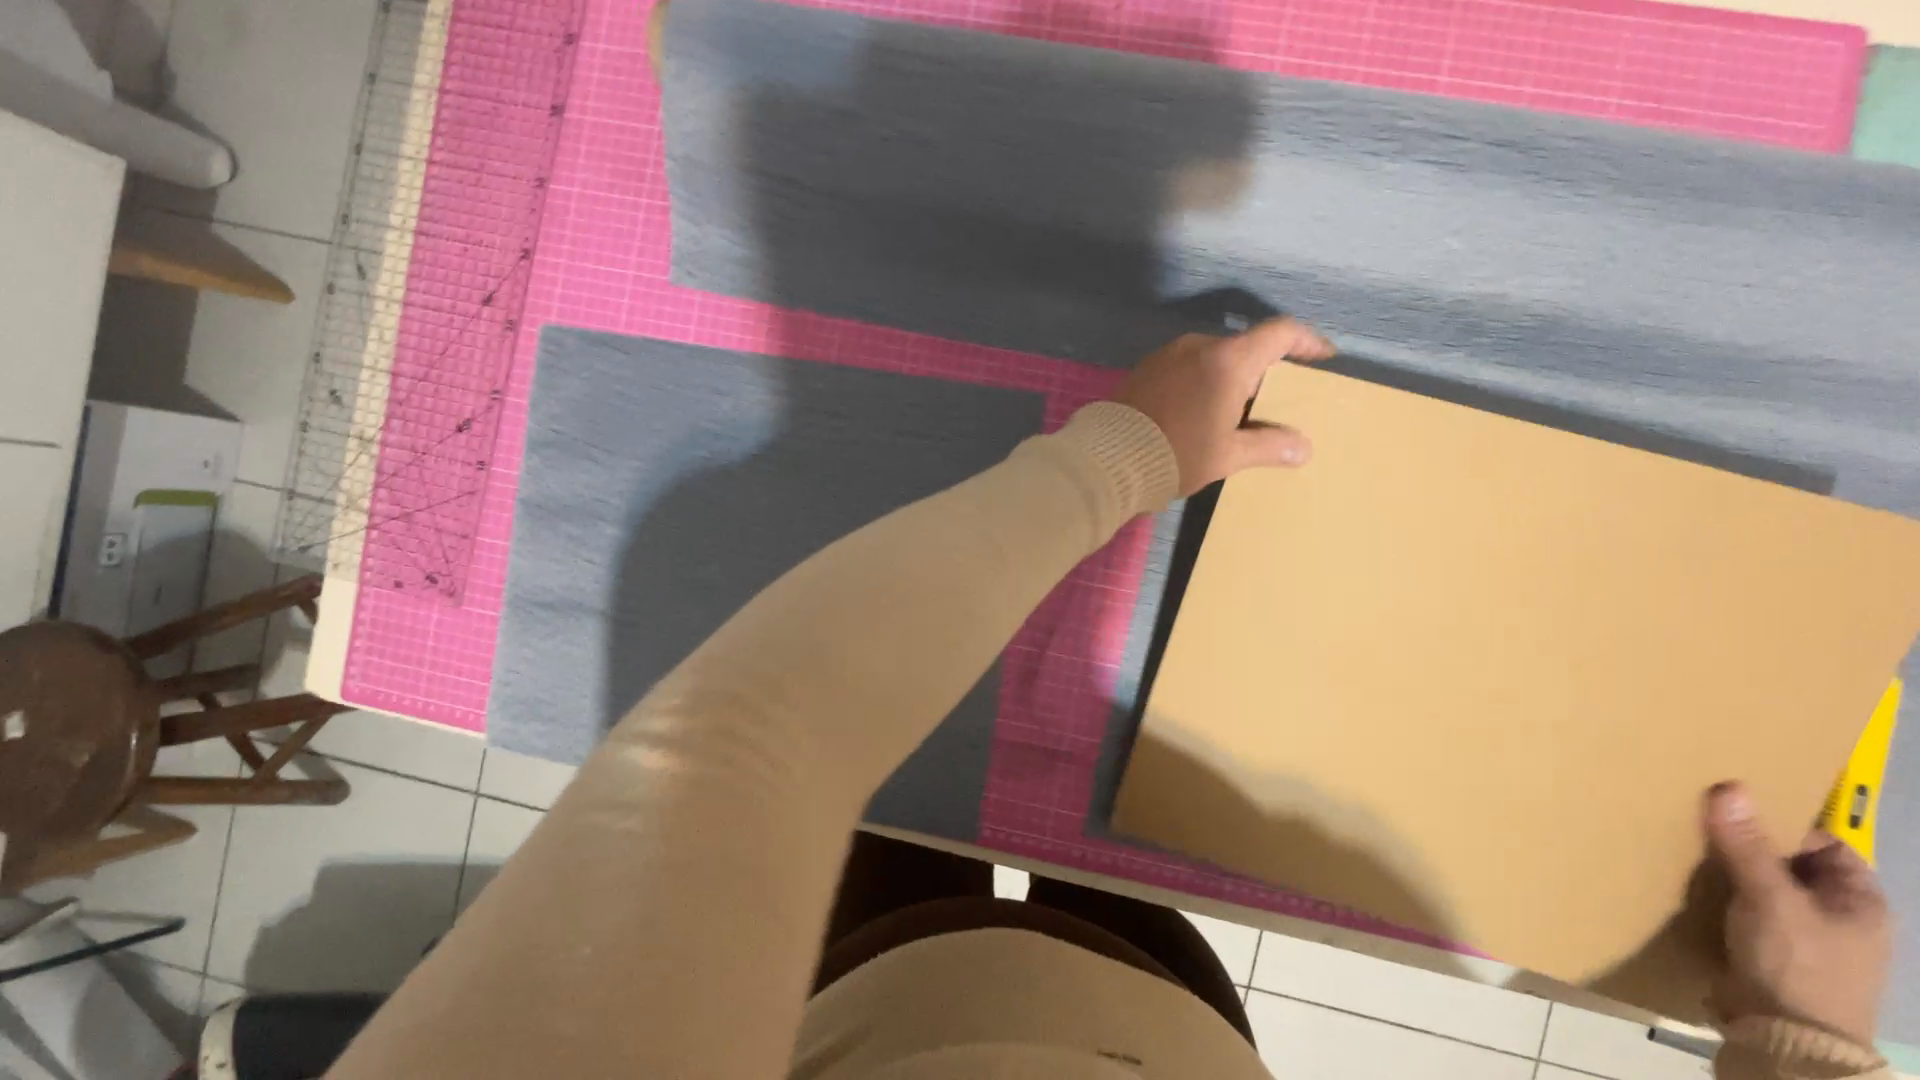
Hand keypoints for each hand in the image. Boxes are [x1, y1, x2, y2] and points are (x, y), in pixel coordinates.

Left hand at [1113, 318, 1334, 496]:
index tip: (1321, 357)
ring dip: (1229, 379)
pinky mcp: (1145, 369)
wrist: (1108, 459)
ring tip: (1234, 412)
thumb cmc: (1178, 454)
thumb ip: (1268, 446)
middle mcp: (1199, 346)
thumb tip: (1302, 448)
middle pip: (1245, 348)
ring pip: (1213, 358)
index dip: (1306, 341)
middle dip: (1263, 371)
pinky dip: (1201, 383)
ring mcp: (1168, 355)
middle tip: (1275, 401)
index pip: (1280, 333)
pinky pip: (1186, 368)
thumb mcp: (1228, 455)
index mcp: (1228, 360)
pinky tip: (1199, 412)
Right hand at [1703, 782, 1891, 1044]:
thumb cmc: (1796, 963)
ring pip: (1763, 887)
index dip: (1781, 824)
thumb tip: (1729, 787)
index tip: (1732, 810)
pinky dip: (1722, 898)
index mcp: (1859, 901)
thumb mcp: (1770, 898)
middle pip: (1788, 863)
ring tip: (1687, 851)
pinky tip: (1693, 889)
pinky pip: (1747, 911)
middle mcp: (1839, 916)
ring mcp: (1806, 937)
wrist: (1785, 1037)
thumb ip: (1748, 845)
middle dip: (1746, 846)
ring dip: (1729, 872)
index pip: (1822, 844)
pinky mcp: (1772, 953)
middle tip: (1699, 824)